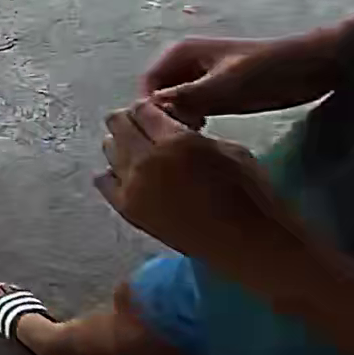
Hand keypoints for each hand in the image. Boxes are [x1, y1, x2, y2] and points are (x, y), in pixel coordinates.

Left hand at [94, 99, 311, 291]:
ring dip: (123, 144)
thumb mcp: (227, 148)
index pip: (142, 109)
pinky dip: (114, 172)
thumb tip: (167, 128)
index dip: (150, 109)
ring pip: (108, 148)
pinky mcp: (126, 209)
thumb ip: (188, 133)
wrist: (249, 245)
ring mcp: (131, 186)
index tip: (159, 115)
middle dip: (132, 121)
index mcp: (174, 141)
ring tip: (144, 154)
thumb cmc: (250, 194)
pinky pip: (103, 180)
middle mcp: (145, 160)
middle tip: (149, 130)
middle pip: (117, 123)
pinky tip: (132, 176)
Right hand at [141, 1, 353, 123]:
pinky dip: (191, 121)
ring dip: (177, 121)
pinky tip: (205, 134)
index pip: (146, 86)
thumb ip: (191, 93)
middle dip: (162, 116)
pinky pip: (189, 108)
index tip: (166, 132)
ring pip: (172, 104)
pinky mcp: (214, 91)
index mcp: (179, 53)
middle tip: (181, 138)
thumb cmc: (273, 69)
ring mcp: (198, 77)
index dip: (149, 110)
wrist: (319, 64)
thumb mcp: (230, 83)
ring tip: (193, 138)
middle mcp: (183, 63)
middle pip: (156, 95)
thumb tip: (153, 106)